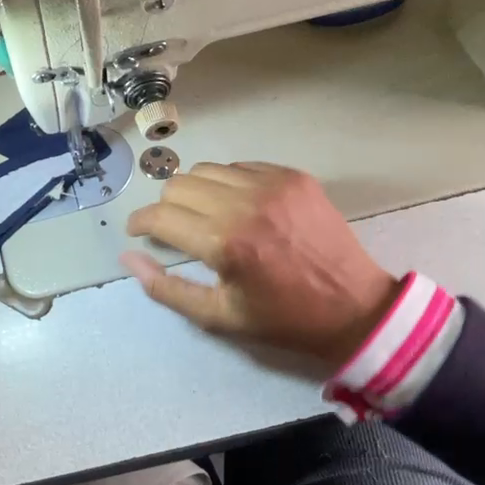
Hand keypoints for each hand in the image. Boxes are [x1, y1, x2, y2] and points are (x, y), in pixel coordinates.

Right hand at [122, 162, 401, 372]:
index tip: (138, 232)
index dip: (140, 223)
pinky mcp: (293, 176)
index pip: (160, 216)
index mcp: (224, 243)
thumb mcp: (218, 316)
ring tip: (207, 216)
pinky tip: (239, 208)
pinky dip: (229, 184)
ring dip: (196, 191)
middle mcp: (244, 204)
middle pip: (178, 185)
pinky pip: (241, 166)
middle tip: (176, 229)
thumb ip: (166, 288)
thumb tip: (129, 258)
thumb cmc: (282, 318)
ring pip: (207, 170)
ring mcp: (272, 185)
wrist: (355, 307)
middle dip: (166, 207)